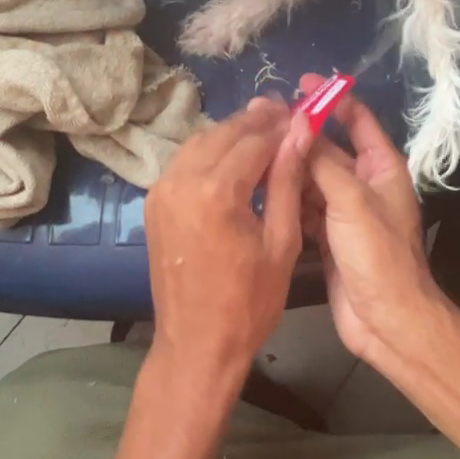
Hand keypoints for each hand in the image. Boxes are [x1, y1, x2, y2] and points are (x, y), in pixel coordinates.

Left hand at [145, 97, 305, 374]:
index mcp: (217, 192)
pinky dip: (210, 150)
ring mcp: (162, 189)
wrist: (196, 345)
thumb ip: (288, 181)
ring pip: (201, 140)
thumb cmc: (249, 303)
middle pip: (224, 132)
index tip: (304, 114)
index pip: (255, 140)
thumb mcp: (282, 242)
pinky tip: (233, 156)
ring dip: (232, 132)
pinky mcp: (154, 201)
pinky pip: (185, 160)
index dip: (282, 126)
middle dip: (256, 121)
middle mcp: (183, 180)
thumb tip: (302, 131)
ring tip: (265, 131)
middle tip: (286, 113)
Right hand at [278, 77, 442, 365]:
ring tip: (254, 149)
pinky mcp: (327, 236)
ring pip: (312, 178)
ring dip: (288, 166)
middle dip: (301, 135)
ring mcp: (345, 211)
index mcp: (382, 167)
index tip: (303, 84)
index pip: (357, 120)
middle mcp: (363, 184)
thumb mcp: (351, 201)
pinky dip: (285, 197)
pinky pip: (303, 206)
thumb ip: (324, 163)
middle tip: (263, 119)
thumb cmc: (378, 255)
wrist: (387, 321)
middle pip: (328, 148)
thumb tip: (299, 129)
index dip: (333, 100)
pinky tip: (259, 187)